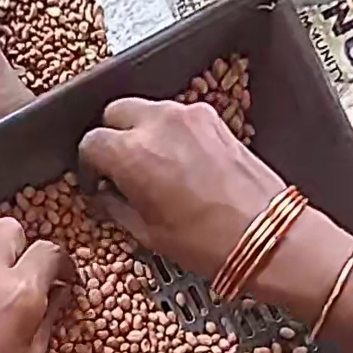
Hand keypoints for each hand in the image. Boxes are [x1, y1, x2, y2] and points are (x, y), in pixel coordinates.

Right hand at [76, 98, 284, 277]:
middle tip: (116, 169)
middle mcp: (157, 124)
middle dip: (110, 138)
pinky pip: (177, 117)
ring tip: (149, 168)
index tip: (96, 180)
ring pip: (146, 111)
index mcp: (132, 153)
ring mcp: (188, 116)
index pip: (91, 142)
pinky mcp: (213, 118)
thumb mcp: (147, 233)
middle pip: (114, 113)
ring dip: (139, 133)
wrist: (263, 235)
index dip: (89, 164)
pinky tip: (176, 164)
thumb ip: (116, 206)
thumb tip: (105, 196)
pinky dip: (168, 133)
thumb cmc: (208, 241)